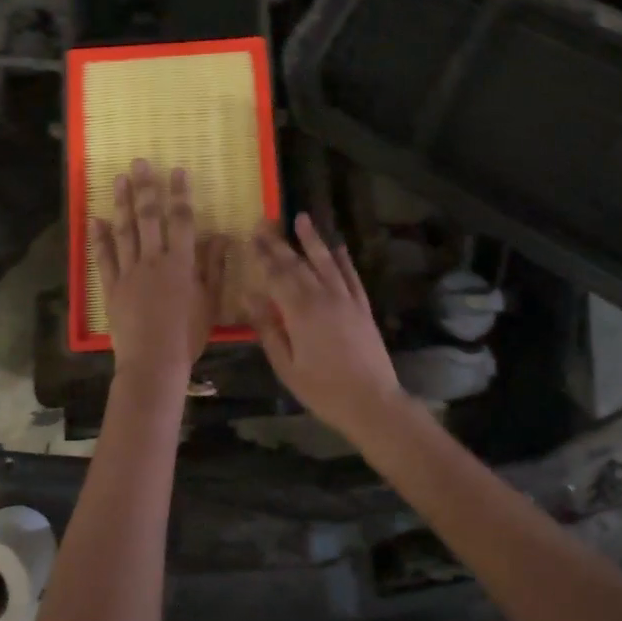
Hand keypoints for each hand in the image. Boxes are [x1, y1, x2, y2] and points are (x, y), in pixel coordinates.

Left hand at [92, 160, 226, 385]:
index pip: (182, 220)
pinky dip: (99, 238)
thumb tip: (221, 235)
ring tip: (118, 180)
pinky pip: (103, 259)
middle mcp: (153, 260)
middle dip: (145, 188)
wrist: (154, 363)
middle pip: (149, 218)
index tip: (177, 170)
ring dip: (121, 204)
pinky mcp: (111, 288)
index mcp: (181, 262)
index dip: (180, 194)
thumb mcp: (211, 301)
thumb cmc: (188, 335)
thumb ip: (214, 267)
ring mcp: (128, 273)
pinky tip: (95, 220)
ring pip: (124, 231)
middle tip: (139, 163)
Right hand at [245, 214, 406, 439]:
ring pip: (326, 262)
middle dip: (279, 243)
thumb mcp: (286, 366)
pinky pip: (352, 276)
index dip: (263, 256)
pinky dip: (344, 260)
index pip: (277, 275)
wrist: (372, 402)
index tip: (251, 236)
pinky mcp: (363, 307)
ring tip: (302, 218)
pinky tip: (338, 247)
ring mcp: (346, 299)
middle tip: (265, 223)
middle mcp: (323, 297)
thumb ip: (268, 329)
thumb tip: (249, 296)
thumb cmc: (323, 390)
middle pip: (297, 264)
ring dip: (313, 239)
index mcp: (300, 311)